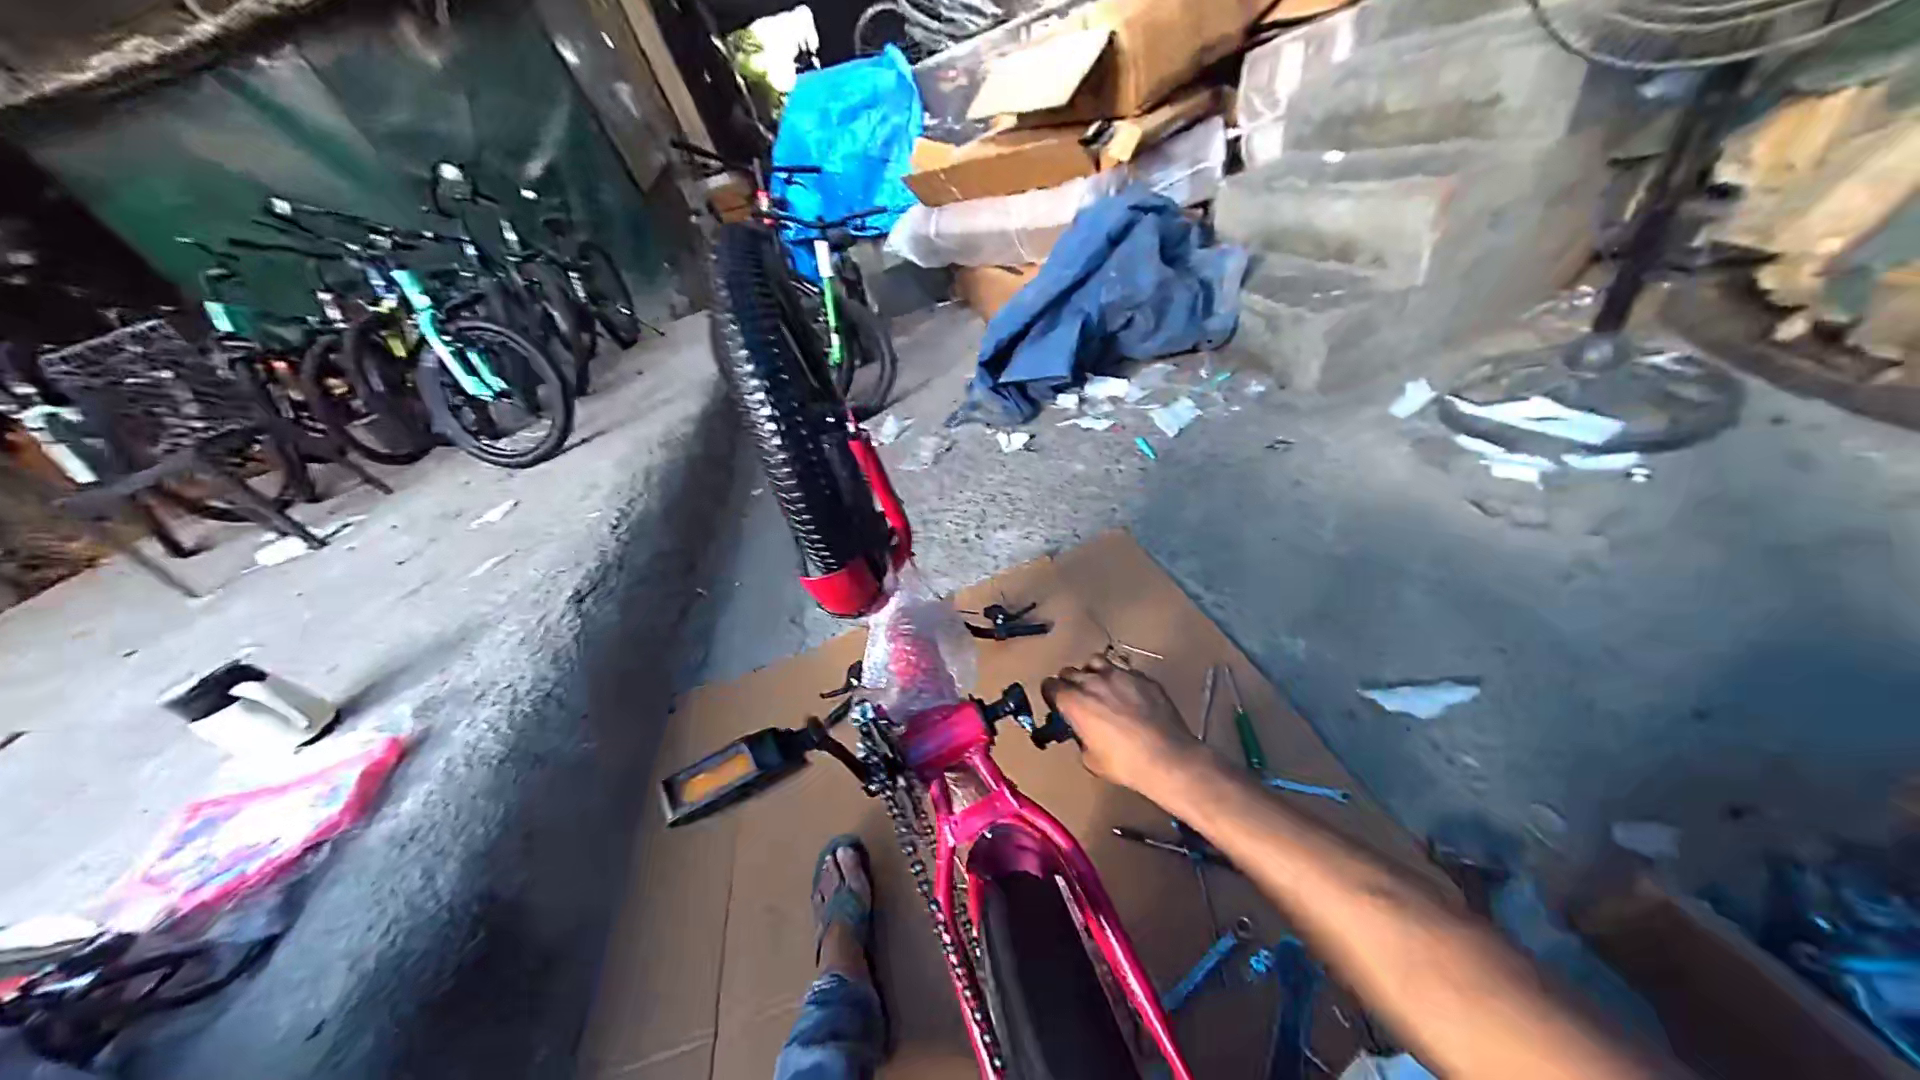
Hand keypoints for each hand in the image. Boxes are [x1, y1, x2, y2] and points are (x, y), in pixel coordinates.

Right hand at [1041, 656, 1207, 797]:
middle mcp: (1093, 682)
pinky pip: (1124, 670)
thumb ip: (1081, 739)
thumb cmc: (1125, 764)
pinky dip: (1120, 679)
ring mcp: (1120, 675)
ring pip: (1095, 661)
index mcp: (1074, 702)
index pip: (1050, 685)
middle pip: (1069, 671)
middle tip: (1078, 699)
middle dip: (1069, 684)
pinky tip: (1128, 695)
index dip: (1051, 695)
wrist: (1167, 758)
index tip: (1057, 704)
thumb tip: (1084, 734)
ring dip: (1092, 672)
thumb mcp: (1091, 760)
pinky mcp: (1143, 678)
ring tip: (1100, 688)